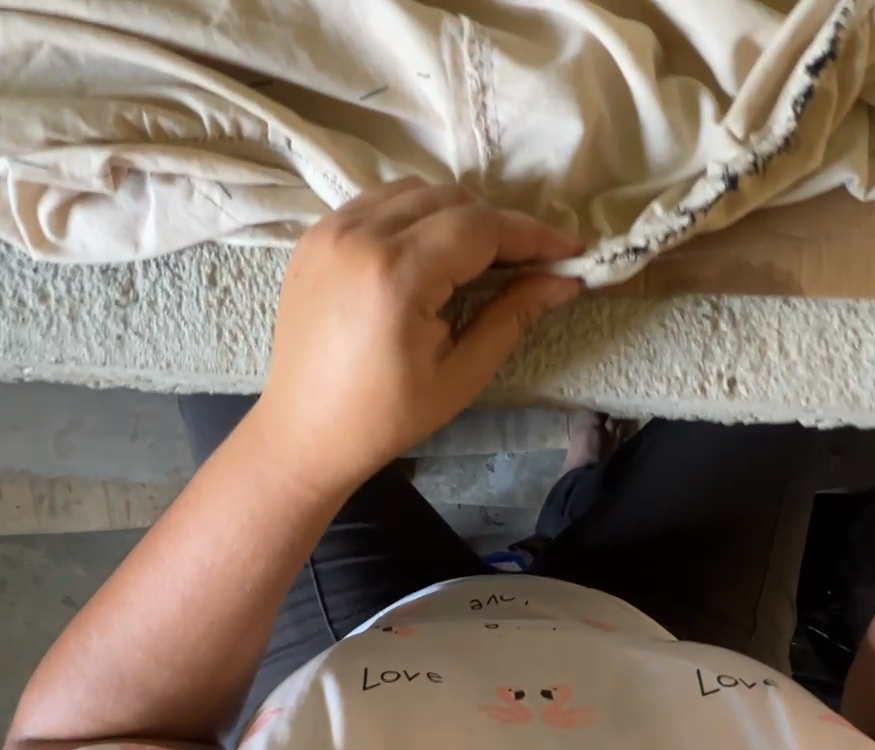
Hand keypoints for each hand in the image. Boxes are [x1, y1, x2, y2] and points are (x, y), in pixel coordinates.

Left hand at [249, 179, 583, 493]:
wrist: (304, 433)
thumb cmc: (386, 417)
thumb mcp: (460, 375)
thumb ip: (512, 316)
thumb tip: (564, 280)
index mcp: (396, 275)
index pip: (480, 227)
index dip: (532, 235)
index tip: (569, 249)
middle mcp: (358, 236)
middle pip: (450, 199)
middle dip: (496, 226)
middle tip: (524, 263)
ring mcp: (328, 231)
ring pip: (412, 192)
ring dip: (454, 215)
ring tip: (475, 258)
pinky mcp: (312, 238)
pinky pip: (375, 203)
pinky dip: (411, 216)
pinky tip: (425, 253)